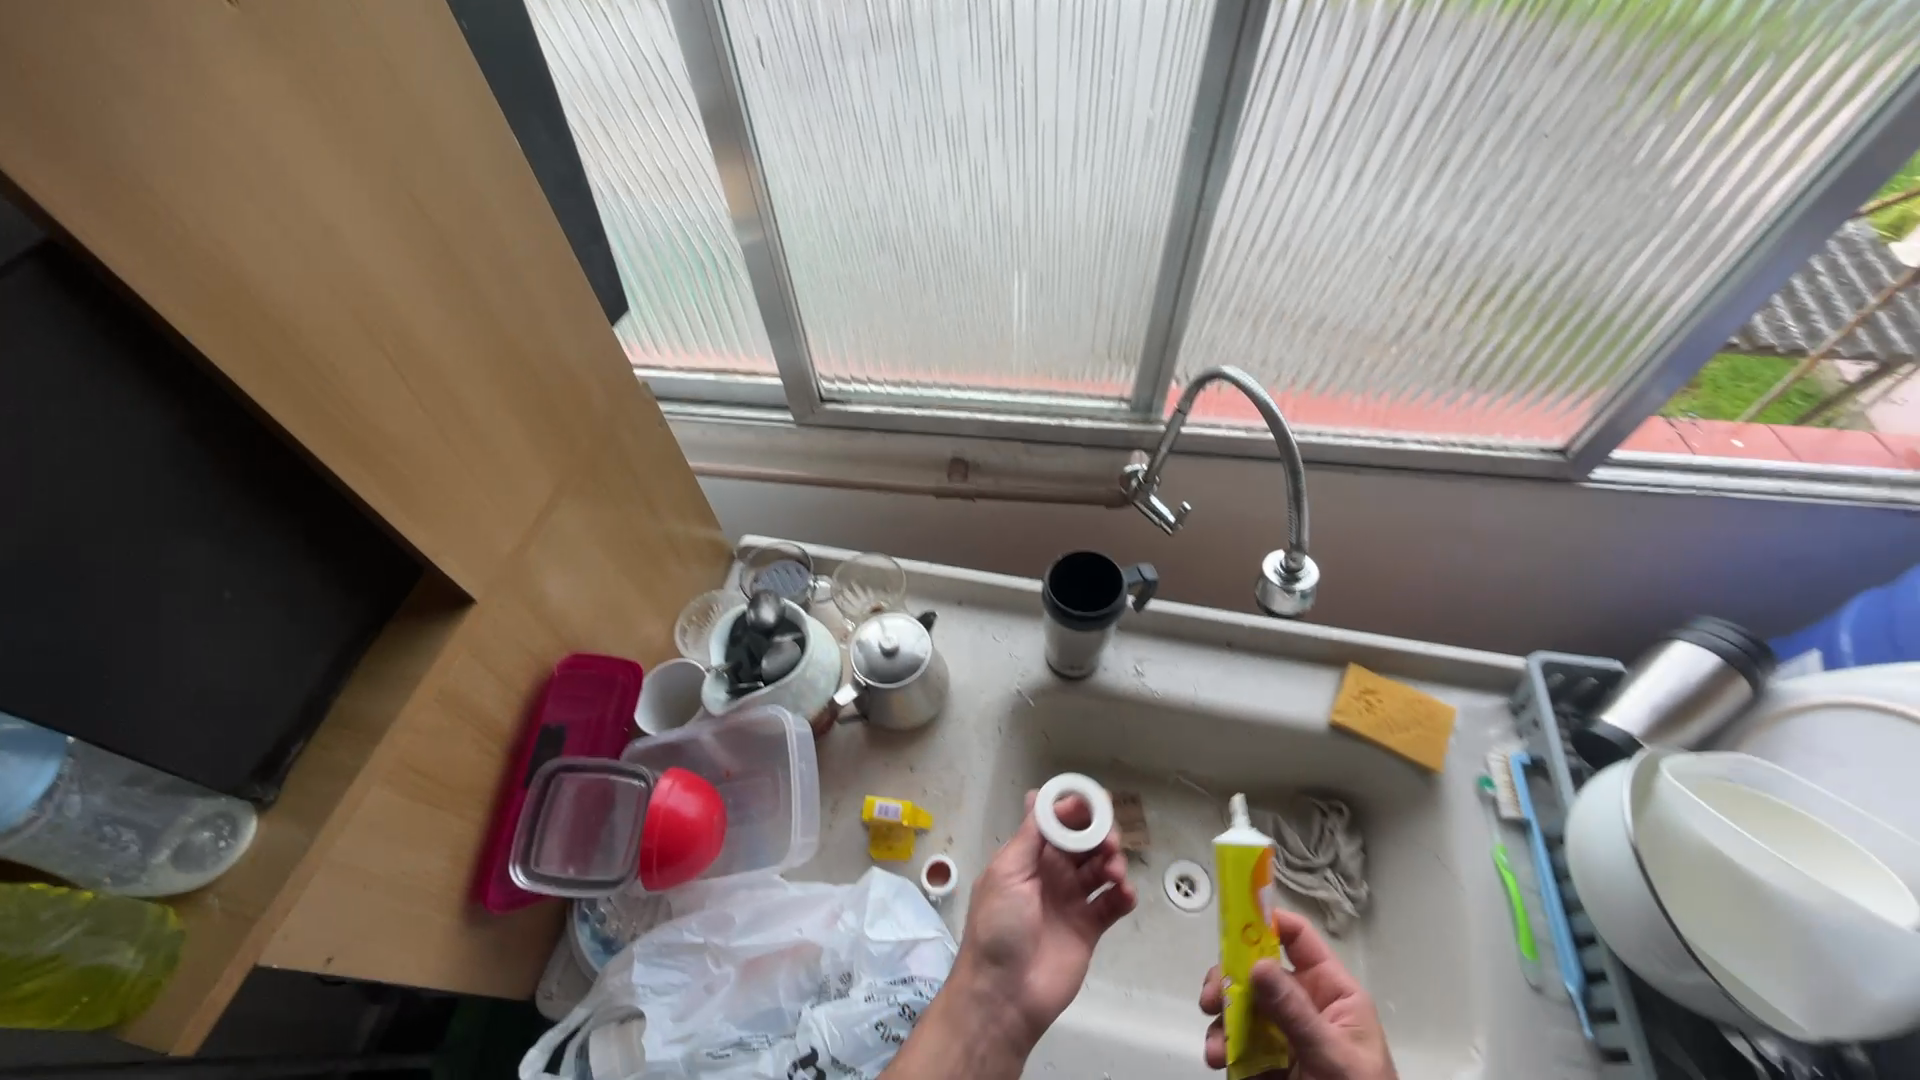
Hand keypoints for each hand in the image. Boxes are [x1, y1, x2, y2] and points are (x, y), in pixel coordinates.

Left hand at [950, 790, 1137, 1049]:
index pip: (1055, 822)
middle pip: (1083, 842)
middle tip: (1109, 841)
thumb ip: (1031, 835)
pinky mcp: (1089, 929)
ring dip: (1112, 862)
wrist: (1003, 995)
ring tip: (1114, 872)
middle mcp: (1051, 874)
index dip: (1074, 811)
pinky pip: (1112, 903)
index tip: (1093, 805)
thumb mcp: (1007, 873)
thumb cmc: (998, 926)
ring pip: (1100, 868)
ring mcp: (1071, 901)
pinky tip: (1124, 894)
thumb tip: (1040, 795)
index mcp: (1027, 857)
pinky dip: (1123, 894)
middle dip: (1099, 834)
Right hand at [1200, 908, 1396, 1079]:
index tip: (1232, 925)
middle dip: (1228, 981)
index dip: (1266, 922)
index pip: (1297, 939)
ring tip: (1217, 1049)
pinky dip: (1223, 1047)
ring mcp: (1284, 1033)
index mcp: (1331, 993)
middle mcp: (1304, 1005)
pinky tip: (1220, 1061)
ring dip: (1222, 1021)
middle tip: (1211, 1000)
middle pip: (1256, 970)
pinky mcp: (1268, 1061)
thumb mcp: (1334, 1058)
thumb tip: (1256, 964)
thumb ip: (1296, 1014)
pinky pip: (1237, 1042)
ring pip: (1240, 1006)